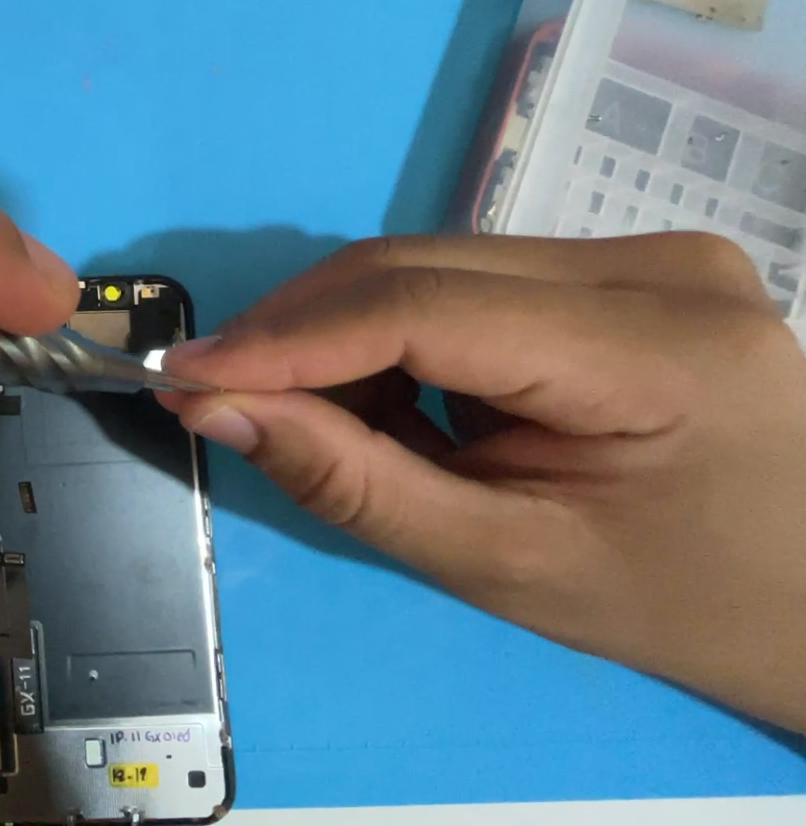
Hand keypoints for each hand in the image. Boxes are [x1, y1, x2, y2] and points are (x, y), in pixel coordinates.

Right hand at [159, 233, 805, 732]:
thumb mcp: (499, 562)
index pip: (416, 310)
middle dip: (286, 334)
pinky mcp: (602, 270)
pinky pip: (437, 284)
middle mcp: (648, 266)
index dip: (280, 340)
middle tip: (210, 393)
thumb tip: (212, 405)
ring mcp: (631, 256)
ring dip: (323, 338)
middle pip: (400, 271)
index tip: (179, 373)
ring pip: (407, 269)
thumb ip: (347, 480)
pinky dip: (371, 340)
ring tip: (304, 415)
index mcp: (657, 348)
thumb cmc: (680, 603)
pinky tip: (374, 399)